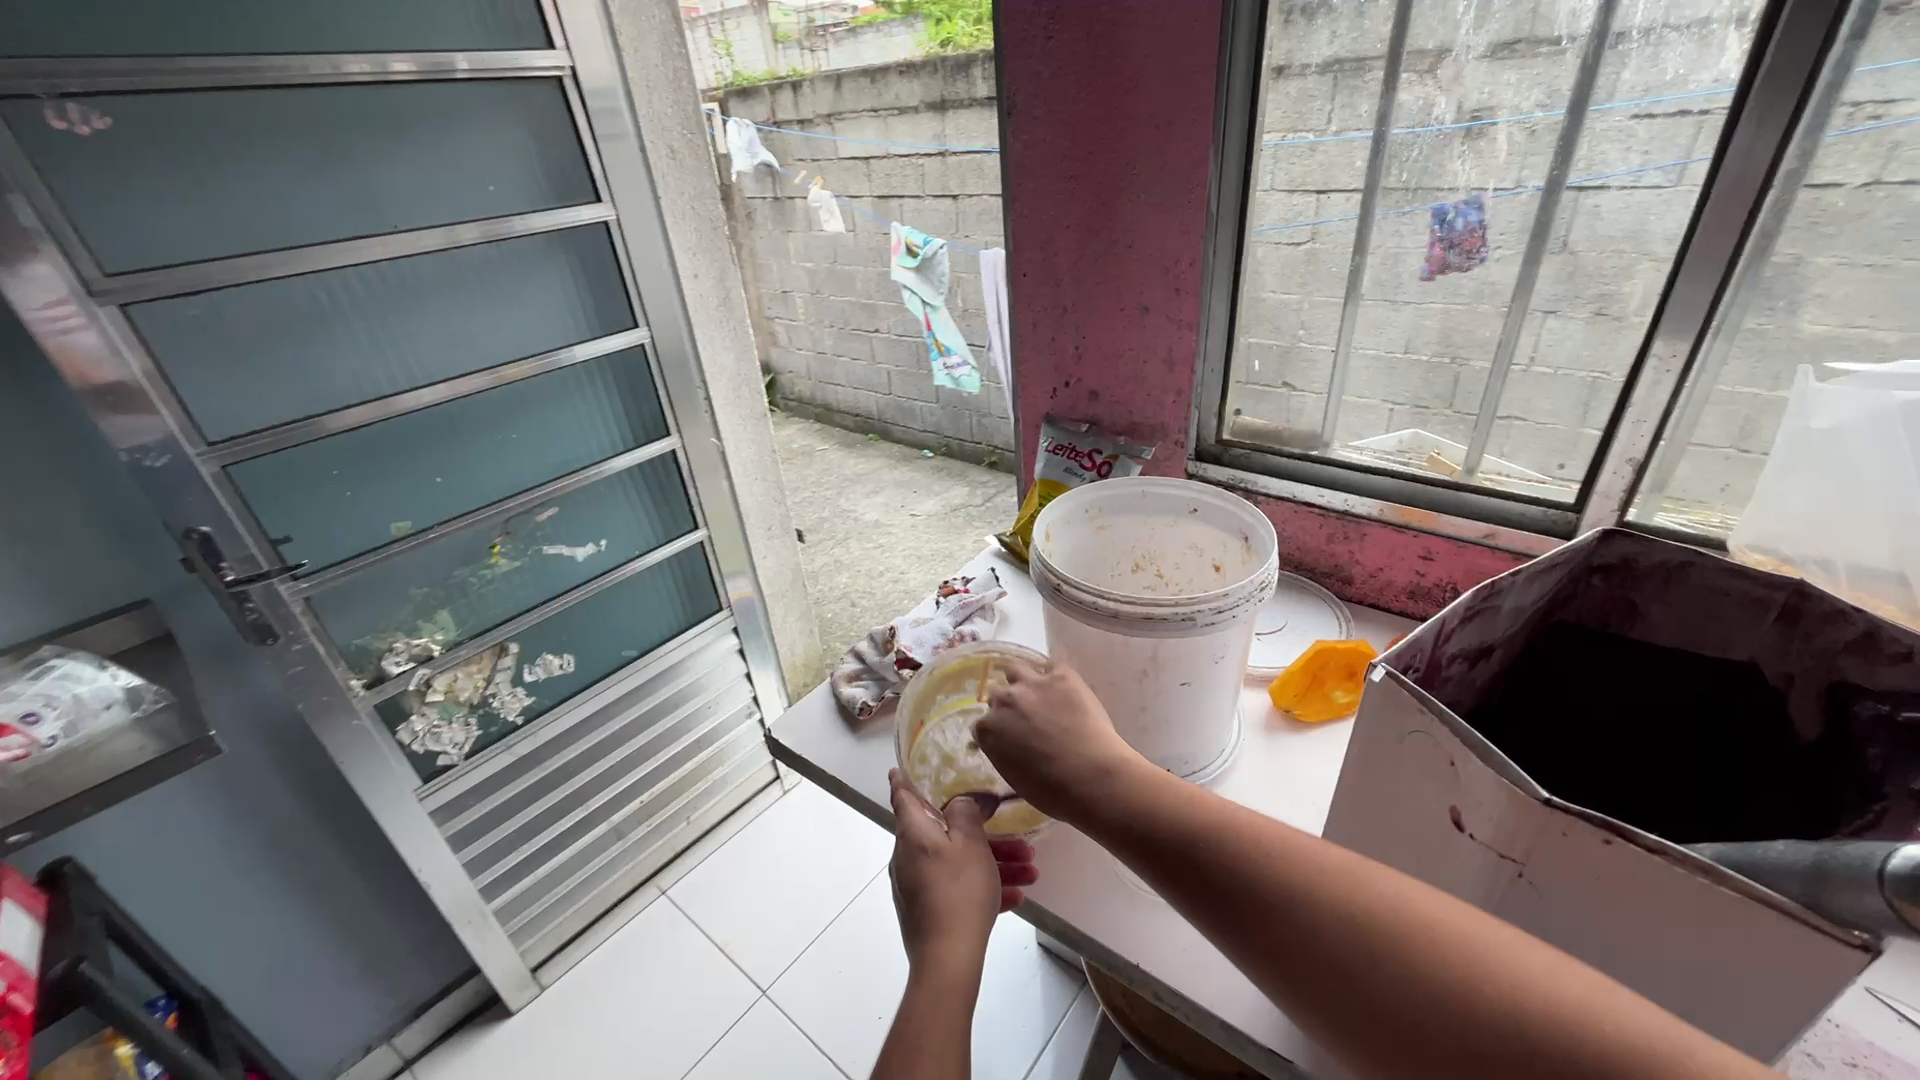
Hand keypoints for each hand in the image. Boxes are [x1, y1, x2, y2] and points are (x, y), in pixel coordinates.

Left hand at [888, 769, 1037, 974]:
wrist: (947, 959)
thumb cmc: (958, 891)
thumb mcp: (970, 843)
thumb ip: (966, 812)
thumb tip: (960, 800)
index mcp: (913, 834)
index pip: (903, 797)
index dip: (903, 780)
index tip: (898, 768)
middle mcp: (909, 857)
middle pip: (946, 834)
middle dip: (984, 834)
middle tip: (1019, 839)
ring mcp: (917, 886)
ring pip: (958, 863)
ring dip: (994, 863)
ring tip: (1031, 871)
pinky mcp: (927, 912)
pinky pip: (957, 889)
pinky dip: (983, 888)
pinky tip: (1017, 898)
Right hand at [976, 661, 1145, 824]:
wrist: (1092, 777)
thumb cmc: (1053, 792)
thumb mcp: (1015, 778)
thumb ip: (1005, 755)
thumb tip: (1011, 748)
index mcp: (989, 730)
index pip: (983, 724)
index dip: (998, 729)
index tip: (1010, 737)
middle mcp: (1004, 701)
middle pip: (999, 695)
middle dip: (1010, 706)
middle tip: (1027, 718)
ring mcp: (1032, 684)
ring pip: (1016, 669)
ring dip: (1023, 680)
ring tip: (1039, 691)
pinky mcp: (1061, 675)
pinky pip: (1052, 665)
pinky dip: (1055, 675)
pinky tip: (1065, 686)